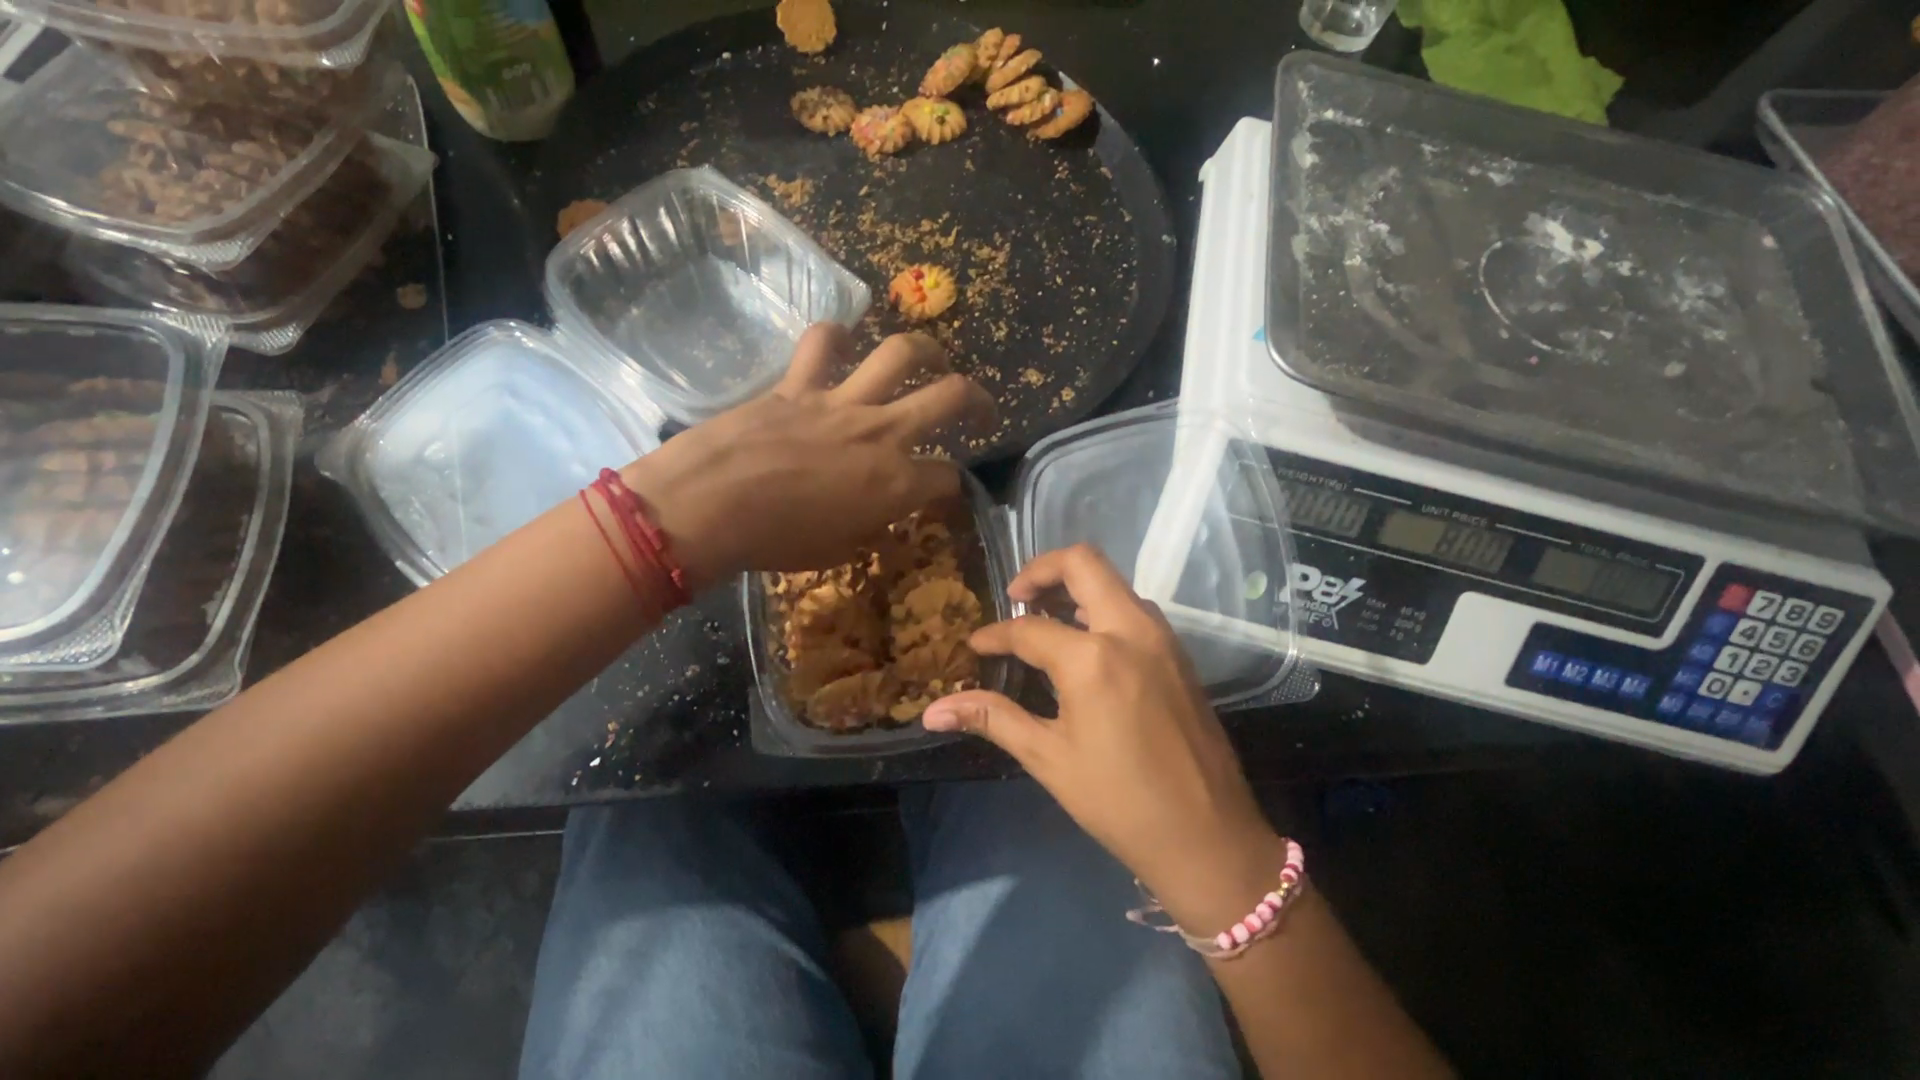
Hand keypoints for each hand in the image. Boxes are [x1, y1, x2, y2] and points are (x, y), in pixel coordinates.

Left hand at [622, 324, 992, 590]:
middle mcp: (882, 433)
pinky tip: (841, 341)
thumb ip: (867, 526)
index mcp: (896, 484)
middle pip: (950, 396)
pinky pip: (823, 343)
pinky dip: (836, 337)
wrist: (708, 506)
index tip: (944, 490)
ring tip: (929, 355)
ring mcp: (841, 400)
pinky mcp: (797, 383)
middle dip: (978, 398)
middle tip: (979, 407)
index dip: (952, 485)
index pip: (947, 477)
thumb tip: (875, 515)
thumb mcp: (835, 552)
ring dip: (925, 348)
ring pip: (901, 352)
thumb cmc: (773, 543)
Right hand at [923, 545, 1283, 934]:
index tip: (975, 645)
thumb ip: (993, 718)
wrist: (1207, 836)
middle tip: (1015, 597)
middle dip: (1041, 570)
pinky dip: (1103, 609)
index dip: (995, 634)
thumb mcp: (1048, 757)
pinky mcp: (1180, 655)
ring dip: (1077, 588)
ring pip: (1115, 583)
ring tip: (1045, 621)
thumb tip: (933, 711)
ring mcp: (1163, 639)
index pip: (1029, 627)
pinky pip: (1135, 610)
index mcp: (1093, 657)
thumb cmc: (1118, 801)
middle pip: (1083, 563)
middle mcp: (1132, 630)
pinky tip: (1084, 647)